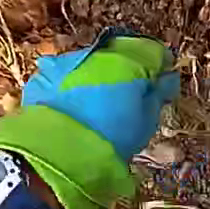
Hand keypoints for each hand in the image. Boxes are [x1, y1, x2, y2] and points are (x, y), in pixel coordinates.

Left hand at [0, 32, 178, 208]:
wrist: (54, 157)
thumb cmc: (110, 141)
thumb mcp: (146, 123)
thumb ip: (157, 95)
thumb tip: (165, 79)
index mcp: (128, 62)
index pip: (153, 51)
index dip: (161, 67)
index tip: (162, 85)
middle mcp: (97, 53)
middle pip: (122, 52)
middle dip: (131, 69)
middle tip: (133, 96)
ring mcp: (68, 62)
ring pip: (94, 61)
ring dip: (102, 76)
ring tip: (102, 104)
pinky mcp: (44, 76)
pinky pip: (69, 74)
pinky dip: (77, 85)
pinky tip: (78, 108)